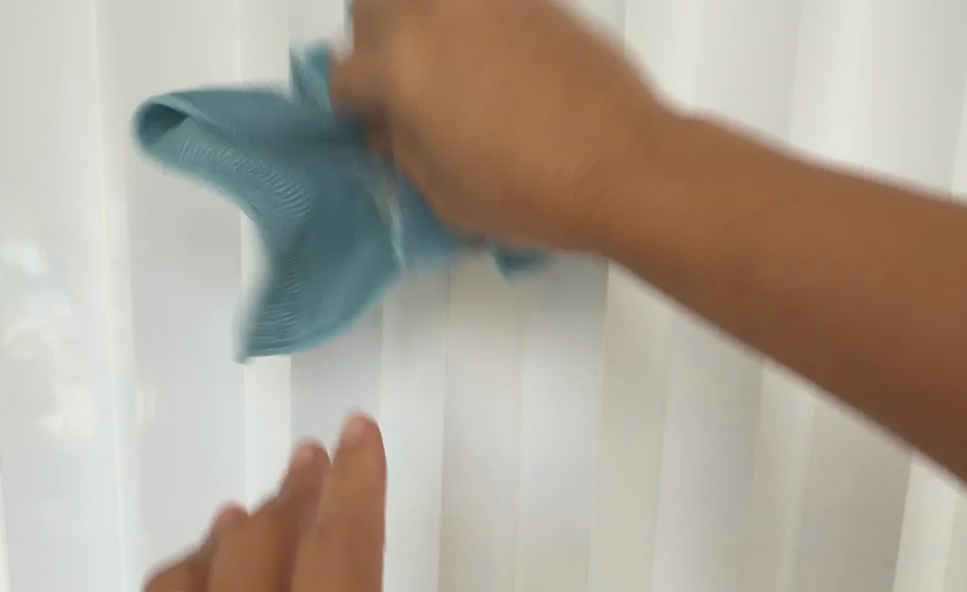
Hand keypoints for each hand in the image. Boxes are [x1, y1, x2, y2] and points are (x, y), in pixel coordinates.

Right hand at [332, 0, 670, 250]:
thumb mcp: (447, 196)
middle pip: (371, 6)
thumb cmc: (529, 194)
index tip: (364, 125)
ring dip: (417, 25)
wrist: (620, 166)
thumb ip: (405, 153)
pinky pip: (479, 2)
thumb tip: (388, 128)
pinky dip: (469, 23)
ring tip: (443, 72)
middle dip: (372, 46)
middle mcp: (435, 10)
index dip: (350, 109)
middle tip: (396, 88)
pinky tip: (492, 66)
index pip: (346, 75)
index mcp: (401, 66)